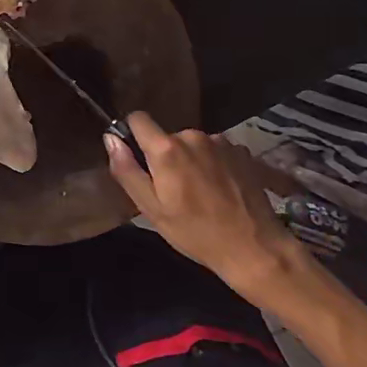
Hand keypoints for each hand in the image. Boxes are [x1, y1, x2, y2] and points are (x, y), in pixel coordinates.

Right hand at [105, 111, 304, 301]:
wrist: (255, 247)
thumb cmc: (195, 232)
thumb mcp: (150, 208)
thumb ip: (126, 170)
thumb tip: (110, 138)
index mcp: (166, 149)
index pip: (138, 119)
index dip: (132, 134)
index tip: (137, 157)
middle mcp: (193, 136)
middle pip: (166, 136)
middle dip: (164, 156)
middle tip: (172, 190)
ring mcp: (221, 142)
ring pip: (192, 144)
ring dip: (190, 160)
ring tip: (199, 192)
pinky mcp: (242, 152)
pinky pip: (215, 151)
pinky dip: (212, 164)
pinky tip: (220, 190)